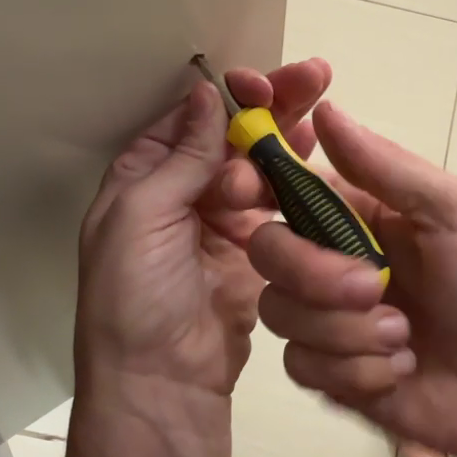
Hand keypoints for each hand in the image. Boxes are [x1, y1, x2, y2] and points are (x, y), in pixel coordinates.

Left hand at [75, 59, 332, 398]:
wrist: (162, 380)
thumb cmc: (135, 293)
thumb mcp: (141, 214)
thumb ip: (181, 156)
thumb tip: (205, 92)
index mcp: (144, 176)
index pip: (191, 119)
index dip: (227, 96)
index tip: (262, 81)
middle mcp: (183, 191)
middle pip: (231, 136)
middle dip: (269, 107)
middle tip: (313, 76)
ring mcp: (222, 221)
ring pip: (260, 166)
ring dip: (286, 138)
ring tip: (321, 105)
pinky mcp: (255, 250)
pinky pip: (279, 206)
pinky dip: (298, 182)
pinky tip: (319, 157)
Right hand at [238, 101, 456, 456]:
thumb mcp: (456, 213)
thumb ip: (386, 167)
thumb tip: (325, 109)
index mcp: (354, 213)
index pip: (283, 186)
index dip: (254, 183)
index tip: (244, 191)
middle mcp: (328, 258)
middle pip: (267, 249)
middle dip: (315, 274)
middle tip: (375, 288)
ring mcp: (322, 317)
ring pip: (279, 311)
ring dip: (348, 331)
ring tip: (405, 338)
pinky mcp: (325, 371)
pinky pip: (301, 364)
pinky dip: (357, 371)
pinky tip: (400, 370)